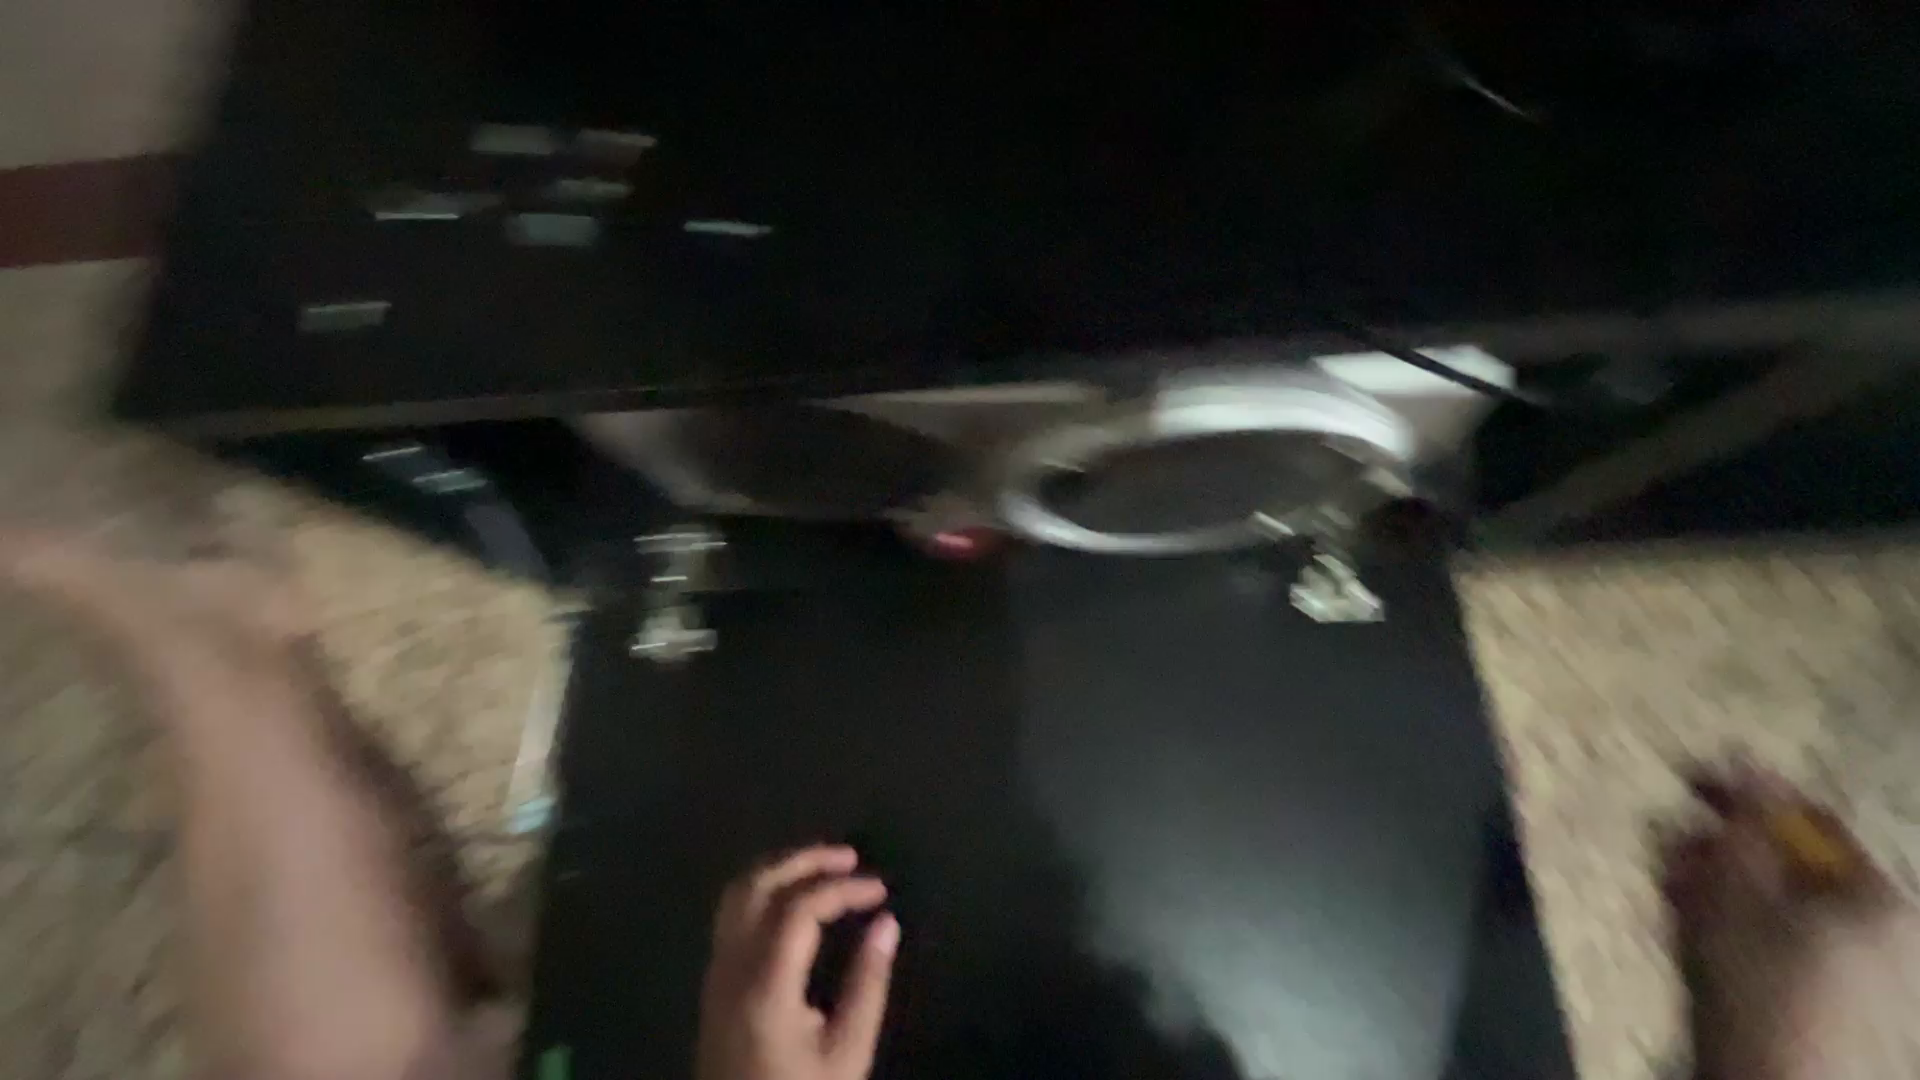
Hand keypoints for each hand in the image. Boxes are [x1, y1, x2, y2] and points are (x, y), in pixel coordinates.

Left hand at [696, 846, 900, 1079]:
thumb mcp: (846, 1055)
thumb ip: (867, 984)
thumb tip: (886, 923)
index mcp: (765, 985)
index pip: (800, 907)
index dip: (843, 888)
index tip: (881, 890)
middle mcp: (731, 967)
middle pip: (757, 884)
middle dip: (805, 859)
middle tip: (849, 856)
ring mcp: (716, 973)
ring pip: (737, 893)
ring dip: (780, 868)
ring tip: (823, 867)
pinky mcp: (714, 983)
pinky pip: (732, 913)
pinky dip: (764, 888)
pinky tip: (794, 899)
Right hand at [1661, 764, 1919, 1079]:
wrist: (1767, 1073)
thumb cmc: (1758, 973)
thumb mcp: (1740, 883)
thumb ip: (1745, 817)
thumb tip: (1742, 756)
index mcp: (1873, 894)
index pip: (1805, 817)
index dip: (1743, 793)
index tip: (1685, 779)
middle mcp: (1872, 920)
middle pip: (1779, 855)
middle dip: (1714, 844)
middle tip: (1669, 846)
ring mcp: (1846, 956)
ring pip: (1763, 890)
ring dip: (1707, 877)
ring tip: (1670, 886)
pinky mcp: (1813, 980)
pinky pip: (1765, 925)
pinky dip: (1721, 912)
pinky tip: (1686, 917)